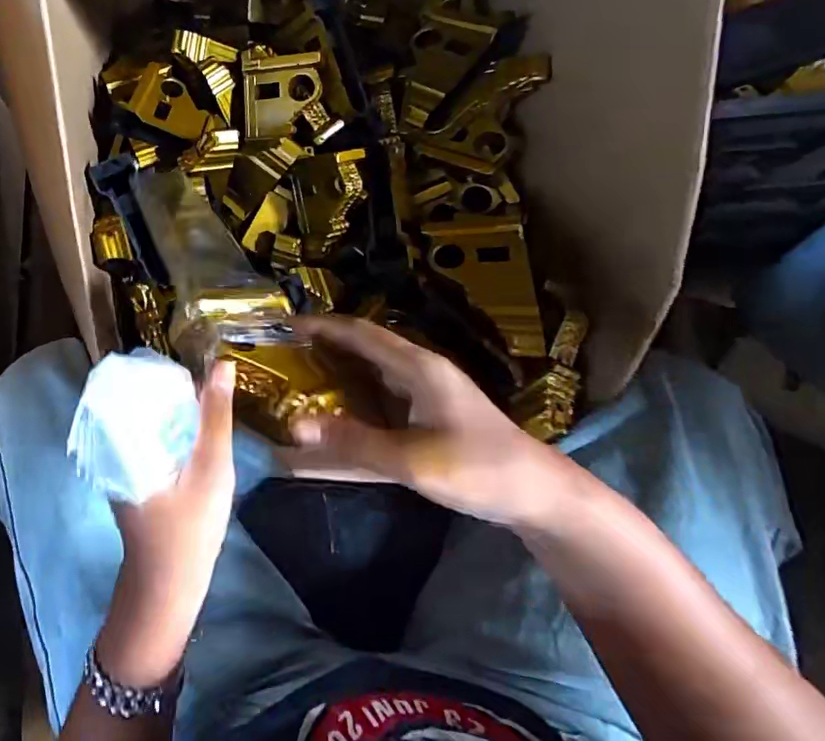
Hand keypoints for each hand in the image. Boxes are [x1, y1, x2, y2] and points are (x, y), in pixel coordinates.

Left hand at [95, 360, 235, 687]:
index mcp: (120, 433)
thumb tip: (221, 364)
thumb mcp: (211, 467)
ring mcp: (119, 460)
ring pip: (142, 419)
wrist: (167, 587)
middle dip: (166, 389)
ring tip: (197, 402)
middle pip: (136, 399)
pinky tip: (188, 431)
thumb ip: (215, 416)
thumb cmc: (188, 527)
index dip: (158, 370)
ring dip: (167, 409)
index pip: (129, 382)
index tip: (187, 369)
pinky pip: (145, 437)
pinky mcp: (130, 474)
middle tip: (199, 386)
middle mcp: (111, 442)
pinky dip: (165, 428)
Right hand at [289, 315, 579, 529]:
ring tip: (297, 379)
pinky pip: (380, 400)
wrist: (543, 499)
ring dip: (336, 373)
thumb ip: (353, 443)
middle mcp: (417, 372)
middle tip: (281, 355)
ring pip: (369, 373)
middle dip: (321, 347)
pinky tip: (335, 416)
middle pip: (361, 348)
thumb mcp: (413, 460)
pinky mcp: (428, 417)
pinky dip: (353, 400)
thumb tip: (293, 426)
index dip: (319, 325)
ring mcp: (424, 394)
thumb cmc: (481, 470)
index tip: (282, 326)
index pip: (358, 332)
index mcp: (417, 367)